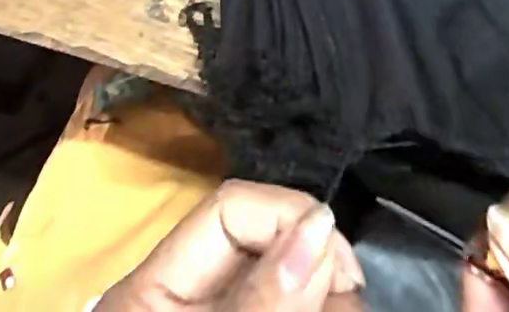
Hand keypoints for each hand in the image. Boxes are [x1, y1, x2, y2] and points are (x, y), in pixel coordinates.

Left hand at [92, 179, 364, 311]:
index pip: (232, 206)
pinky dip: (324, 301)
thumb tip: (324, 222)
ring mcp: (223, 301)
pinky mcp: (253, 311)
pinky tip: (337, 306)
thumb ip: (261, 298)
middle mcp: (189, 285)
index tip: (334, 253)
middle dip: (318, 259)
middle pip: (269, 236)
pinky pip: (294, 296)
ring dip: (328, 286)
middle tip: (351, 293)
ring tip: (348, 304)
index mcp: (157, 282)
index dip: (286, 213)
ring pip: (292, 269)